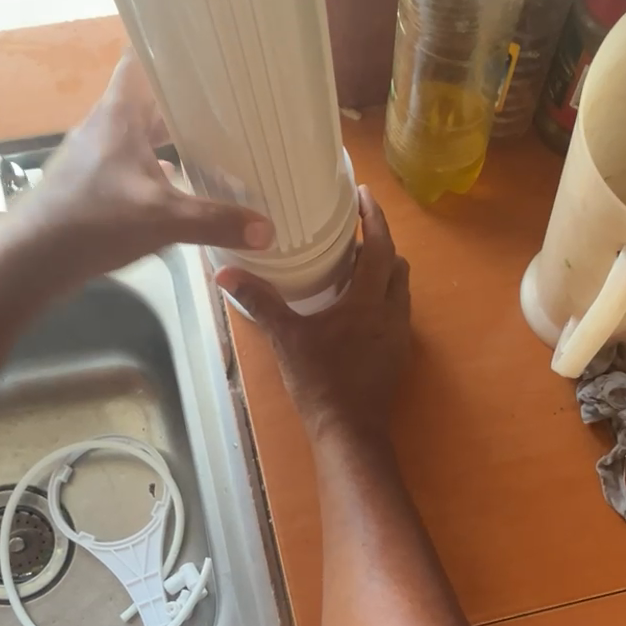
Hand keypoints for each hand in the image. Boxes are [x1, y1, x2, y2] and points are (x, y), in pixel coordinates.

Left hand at [14, 53, 272, 274]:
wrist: (37, 256)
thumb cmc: (95, 220)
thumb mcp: (164, 220)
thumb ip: (216, 222)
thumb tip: (267, 230)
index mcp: (120, 114)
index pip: (143, 62)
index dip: (173, 59)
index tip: (208, 69)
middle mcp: (106, 126)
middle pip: (149, 101)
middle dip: (186, 106)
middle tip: (226, 114)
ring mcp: (98, 155)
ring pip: (142, 136)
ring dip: (173, 141)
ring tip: (213, 150)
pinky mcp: (95, 184)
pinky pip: (135, 166)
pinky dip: (159, 172)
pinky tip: (181, 192)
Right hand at [218, 188, 411, 446]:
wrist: (350, 431)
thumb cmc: (320, 382)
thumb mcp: (287, 339)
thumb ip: (260, 302)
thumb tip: (224, 273)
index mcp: (369, 301)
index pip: (380, 246)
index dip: (373, 217)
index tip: (363, 194)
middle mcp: (393, 313)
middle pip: (397, 265)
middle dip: (380, 244)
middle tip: (353, 234)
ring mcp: (400, 336)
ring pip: (401, 291)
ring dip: (384, 273)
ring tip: (354, 268)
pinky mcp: (399, 355)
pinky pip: (397, 314)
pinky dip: (383, 299)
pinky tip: (358, 309)